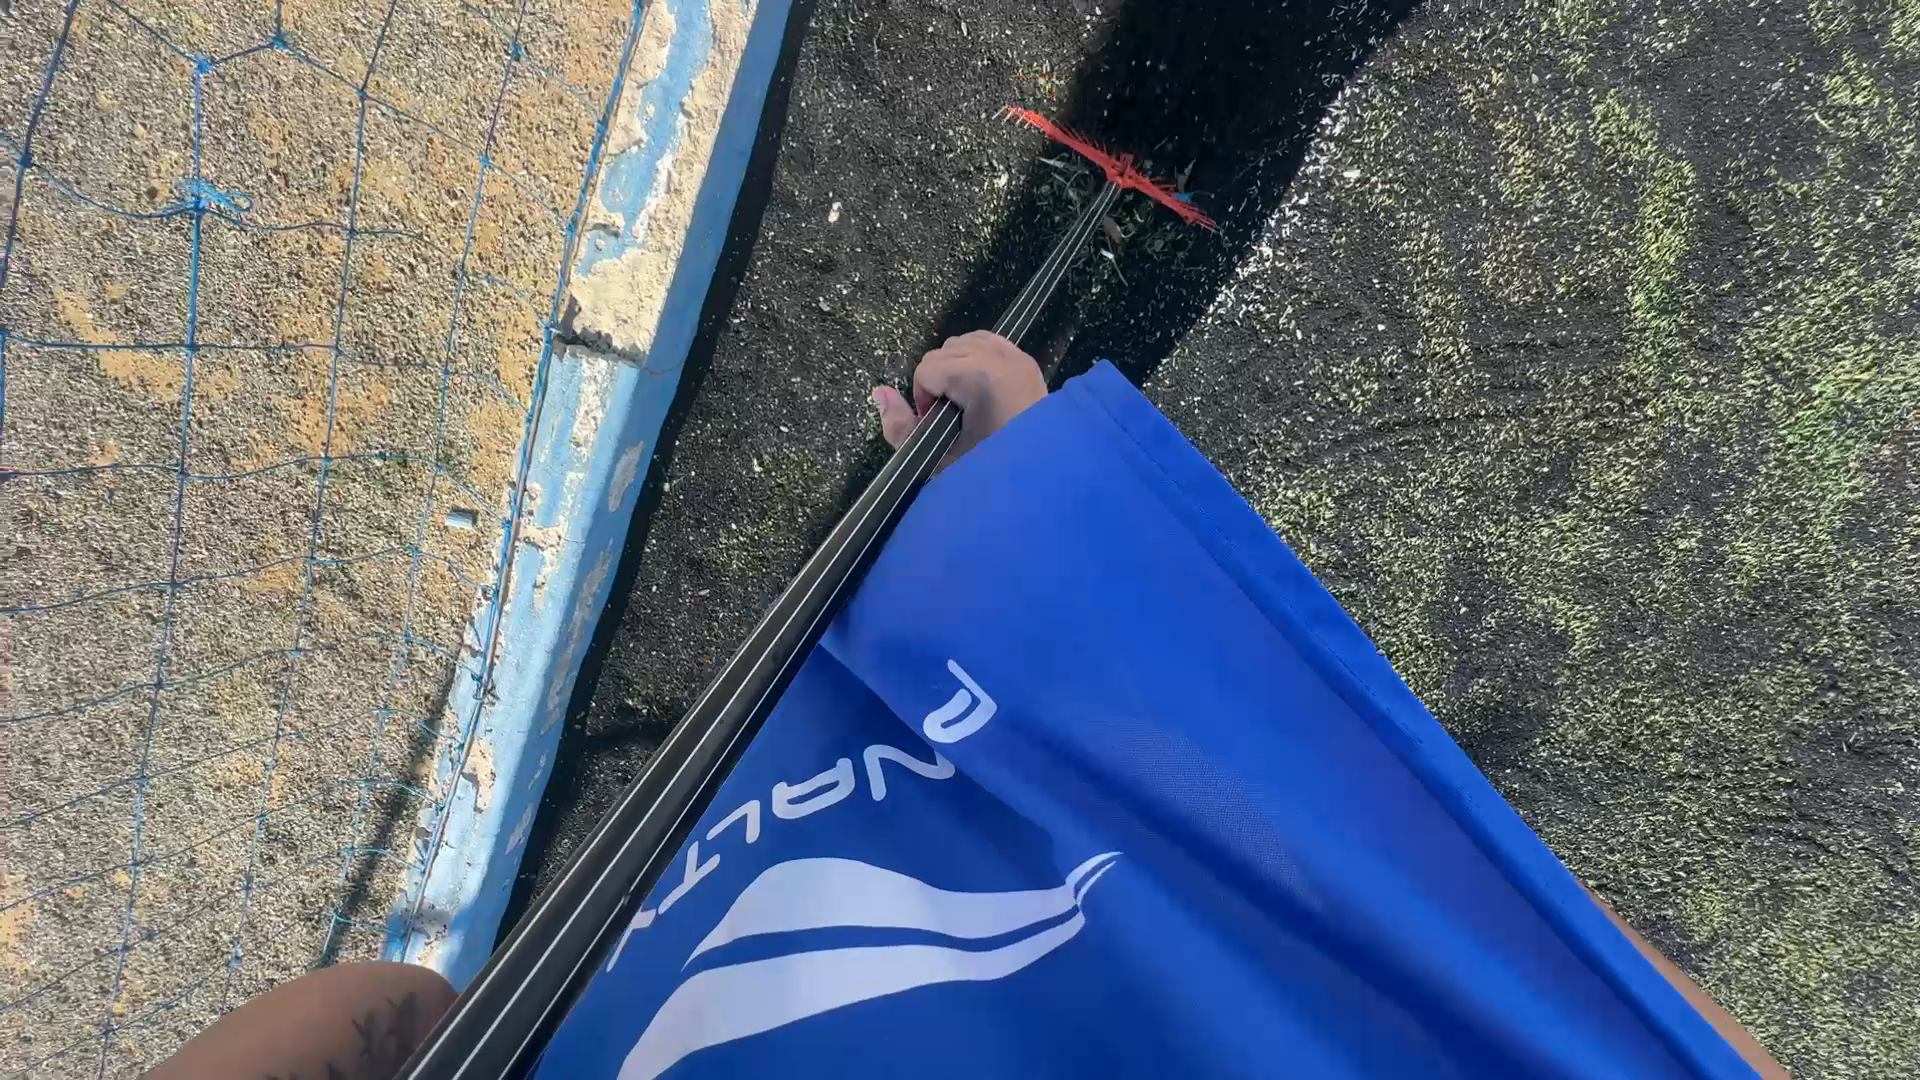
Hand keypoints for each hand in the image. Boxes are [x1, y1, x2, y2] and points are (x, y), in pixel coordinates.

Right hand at [871, 330, 1047, 462]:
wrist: (1038, 479)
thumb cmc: (987, 475)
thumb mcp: (936, 459)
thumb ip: (899, 428)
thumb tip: (879, 392)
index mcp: (980, 377)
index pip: (927, 369)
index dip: (924, 401)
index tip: (938, 428)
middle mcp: (1001, 358)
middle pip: (942, 352)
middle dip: (939, 384)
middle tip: (951, 420)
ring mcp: (1017, 357)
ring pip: (964, 343)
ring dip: (955, 369)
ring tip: (964, 405)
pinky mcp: (1027, 362)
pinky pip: (989, 343)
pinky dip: (977, 360)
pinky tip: (980, 391)